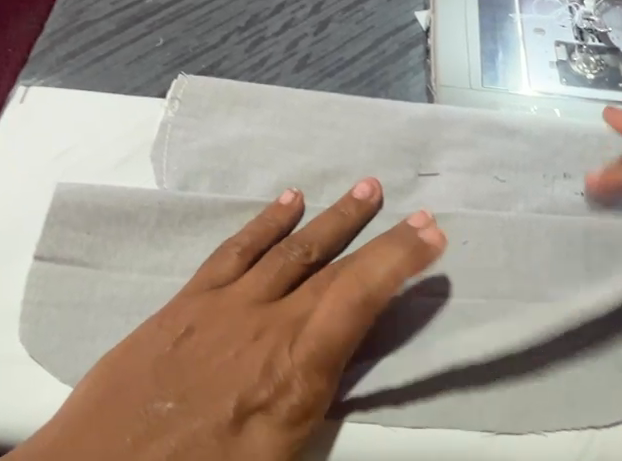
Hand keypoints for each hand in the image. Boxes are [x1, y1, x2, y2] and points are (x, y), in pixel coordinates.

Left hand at [10, 179, 445, 460]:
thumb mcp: (277, 460)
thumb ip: (315, 407)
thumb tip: (341, 369)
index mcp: (294, 372)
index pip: (360, 298)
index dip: (401, 261)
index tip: (434, 233)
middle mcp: (266, 324)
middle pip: (334, 268)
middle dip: (381, 238)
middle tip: (416, 211)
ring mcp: (224, 305)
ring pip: (291, 248)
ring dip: (332, 218)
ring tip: (366, 189)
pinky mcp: (187, 300)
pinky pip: (236, 249)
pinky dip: (266, 223)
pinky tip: (288, 202)